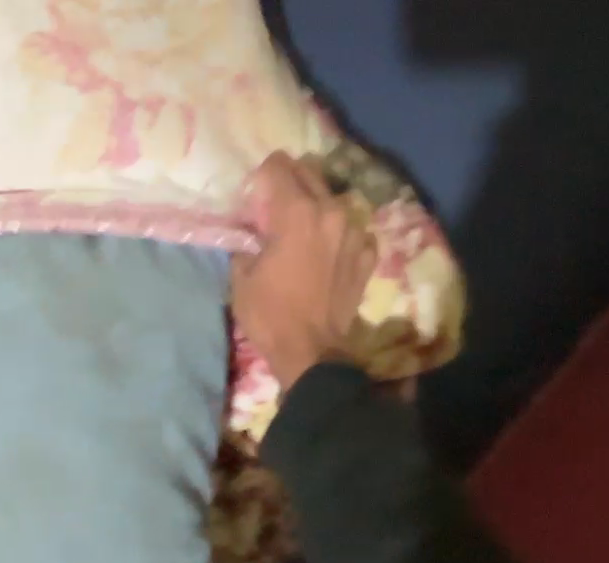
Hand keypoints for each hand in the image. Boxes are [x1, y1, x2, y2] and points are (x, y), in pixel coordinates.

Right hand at [230, 153, 376, 389]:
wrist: (310, 352)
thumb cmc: (270, 315)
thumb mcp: (241, 279)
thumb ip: (247, 245)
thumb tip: (252, 237)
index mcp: (297, 212)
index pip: (278, 166)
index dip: (262, 175)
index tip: (254, 193)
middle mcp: (331, 211)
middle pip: (309, 174)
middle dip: (290, 183)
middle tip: (275, 207)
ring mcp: (355, 232)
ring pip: (332, 201)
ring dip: (316, 208)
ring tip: (303, 232)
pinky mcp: (367, 254)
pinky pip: (351, 231)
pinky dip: (337, 236)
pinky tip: (326, 255)